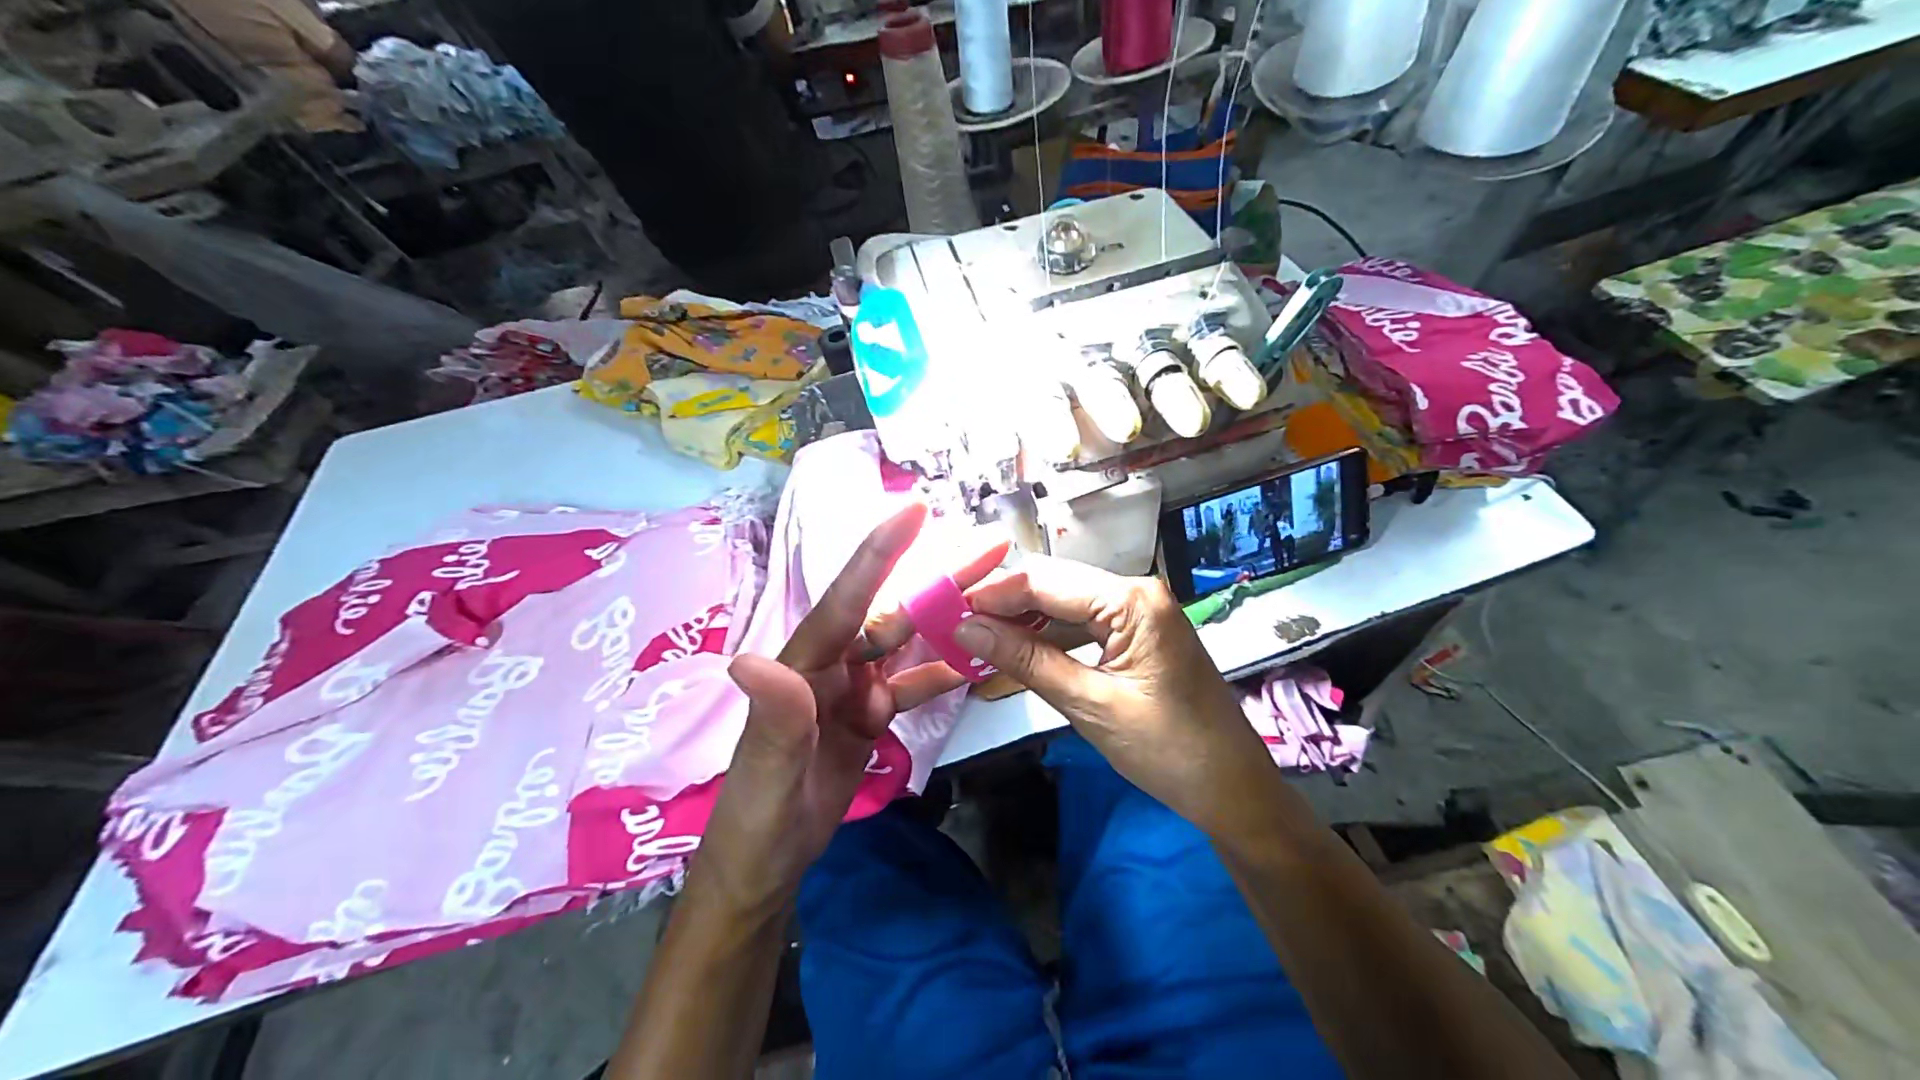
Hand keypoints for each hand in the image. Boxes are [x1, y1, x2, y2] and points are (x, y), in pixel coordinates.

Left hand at [692, 504, 1006, 919]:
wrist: (768, 865)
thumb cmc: (756, 819)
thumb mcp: (766, 775)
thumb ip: (773, 720)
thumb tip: (751, 661)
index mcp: (802, 665)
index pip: (846, 599)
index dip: (879, 552)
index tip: (914, 507)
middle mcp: (831, 664)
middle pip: (891, 611)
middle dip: (939, 576)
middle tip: (991, 546)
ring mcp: (855, 689)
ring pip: (909, 643)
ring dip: (952, 617)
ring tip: (1001, 590)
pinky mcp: (872, 715)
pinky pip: (915, 684)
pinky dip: (947, 669)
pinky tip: (982, 655)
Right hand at [953, 556, 1287, 841]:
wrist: (1233, 790)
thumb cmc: (1167, 750)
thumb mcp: (1088, 704)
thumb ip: (1025, 660)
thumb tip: (965, 628)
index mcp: (1132, 600)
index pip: (1045, 581)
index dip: (993, 595)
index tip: (946, 610)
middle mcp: (1137, 592)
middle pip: (1055, 585)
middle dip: (1004, 605)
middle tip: (954, 625)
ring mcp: (1140, 612)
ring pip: (1066, 605)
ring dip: (1024, 623)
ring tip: (978, 640)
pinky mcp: (1139, 635)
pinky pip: (1084, 625)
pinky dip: (1051, 639)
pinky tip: (1019, 651)